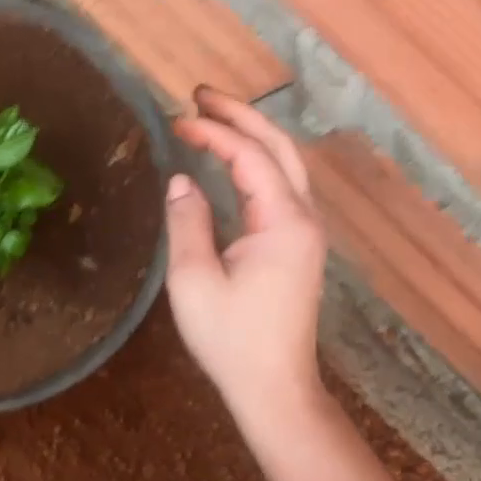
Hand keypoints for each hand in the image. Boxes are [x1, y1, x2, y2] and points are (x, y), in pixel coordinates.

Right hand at [165, 87, 327, 417]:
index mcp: (282, 222)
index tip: (175, 120)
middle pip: (278, 148)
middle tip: (199, 95)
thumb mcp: (193, 280)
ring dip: (250, 135)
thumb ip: (186, 222)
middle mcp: (303, 219)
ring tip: (211, 116)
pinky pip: (279, 187)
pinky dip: (254, 161)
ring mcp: (304, 233)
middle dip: (240, 116)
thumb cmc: (231, 337)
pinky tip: (230, 161)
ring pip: (284, 165)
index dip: (213, 133)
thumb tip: (180, 181)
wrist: (273, 386)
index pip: (249, 157)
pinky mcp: (296, 247)